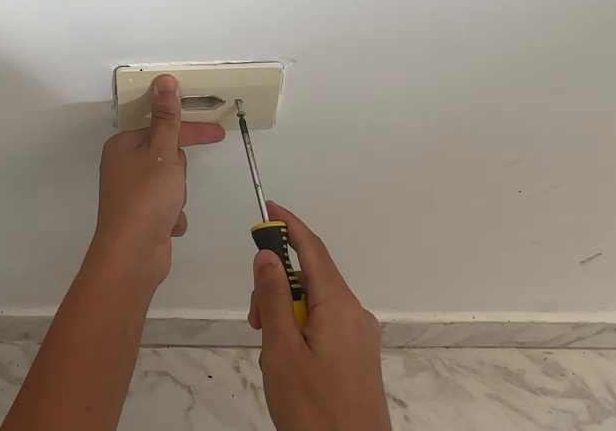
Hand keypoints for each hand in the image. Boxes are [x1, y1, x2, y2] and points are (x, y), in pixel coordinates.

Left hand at [90, 74, 224, 285]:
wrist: (133, 255)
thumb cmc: (147, 198)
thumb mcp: (162, 152)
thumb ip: (167, 117)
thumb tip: (165, 81)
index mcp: (123, 146)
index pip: (163, 128)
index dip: (191, 131)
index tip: (218, 132)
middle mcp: (122, 166)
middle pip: (168, 156)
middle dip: (179, 171)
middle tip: (174, 185)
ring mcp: (130, 192)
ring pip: (170, 182)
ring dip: (177, 195)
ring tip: (169, 208)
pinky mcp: (139, 216)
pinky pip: (166, 206)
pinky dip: (172, 214)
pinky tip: (168, 225)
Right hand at [250, 202, 389, 430]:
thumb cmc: (314, 409)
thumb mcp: (282, 351)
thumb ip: (273, 297)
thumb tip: (268, 255)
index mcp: (339, 306)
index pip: (313, 249)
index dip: (289, 225)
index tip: (268, 207)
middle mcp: (356, 316)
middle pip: (312, 278)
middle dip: (278, 285)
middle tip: (254, 318)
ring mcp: (361, 339)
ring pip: (316, 304)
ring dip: (286, 312)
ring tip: (269, 350)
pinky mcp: (360, 361)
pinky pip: (325, 326)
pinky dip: (300, 328)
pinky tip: (287, 361)